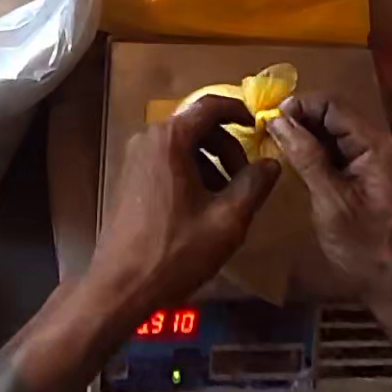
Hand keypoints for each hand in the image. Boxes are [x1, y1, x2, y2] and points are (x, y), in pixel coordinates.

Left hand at [83, 94, 280, 325]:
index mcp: (170, 139)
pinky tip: (202, 205)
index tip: (259, 127)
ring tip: (227, 197)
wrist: (119, 286)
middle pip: (197, 125)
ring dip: (211, 161)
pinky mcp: (129, 174)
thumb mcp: (226, 221)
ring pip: (183, 144)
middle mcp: (149, 137)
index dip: (239, 111)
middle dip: (227, 146)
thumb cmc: (175, 251)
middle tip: (247, 178)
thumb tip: (272, 163)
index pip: (210, 106)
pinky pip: (167, 158)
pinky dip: (191, 170)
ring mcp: (135, 155)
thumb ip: (253, 186)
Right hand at [268, 91, 391, 314]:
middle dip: (299, 117)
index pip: (332, 104)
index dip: (298, 105)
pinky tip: (294, 157)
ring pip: (333, 128)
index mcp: (377, 145)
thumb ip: (306, 157)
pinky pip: (337, 146)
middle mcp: (380, 142)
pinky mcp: (368, 170)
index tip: (268, 119)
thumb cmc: (367, 250)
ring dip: (304, 132)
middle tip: (267, 131)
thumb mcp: (331, 203)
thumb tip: (277, 119)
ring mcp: (375, 156)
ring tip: (275, 142)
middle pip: (333, 112)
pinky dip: (314, 148)